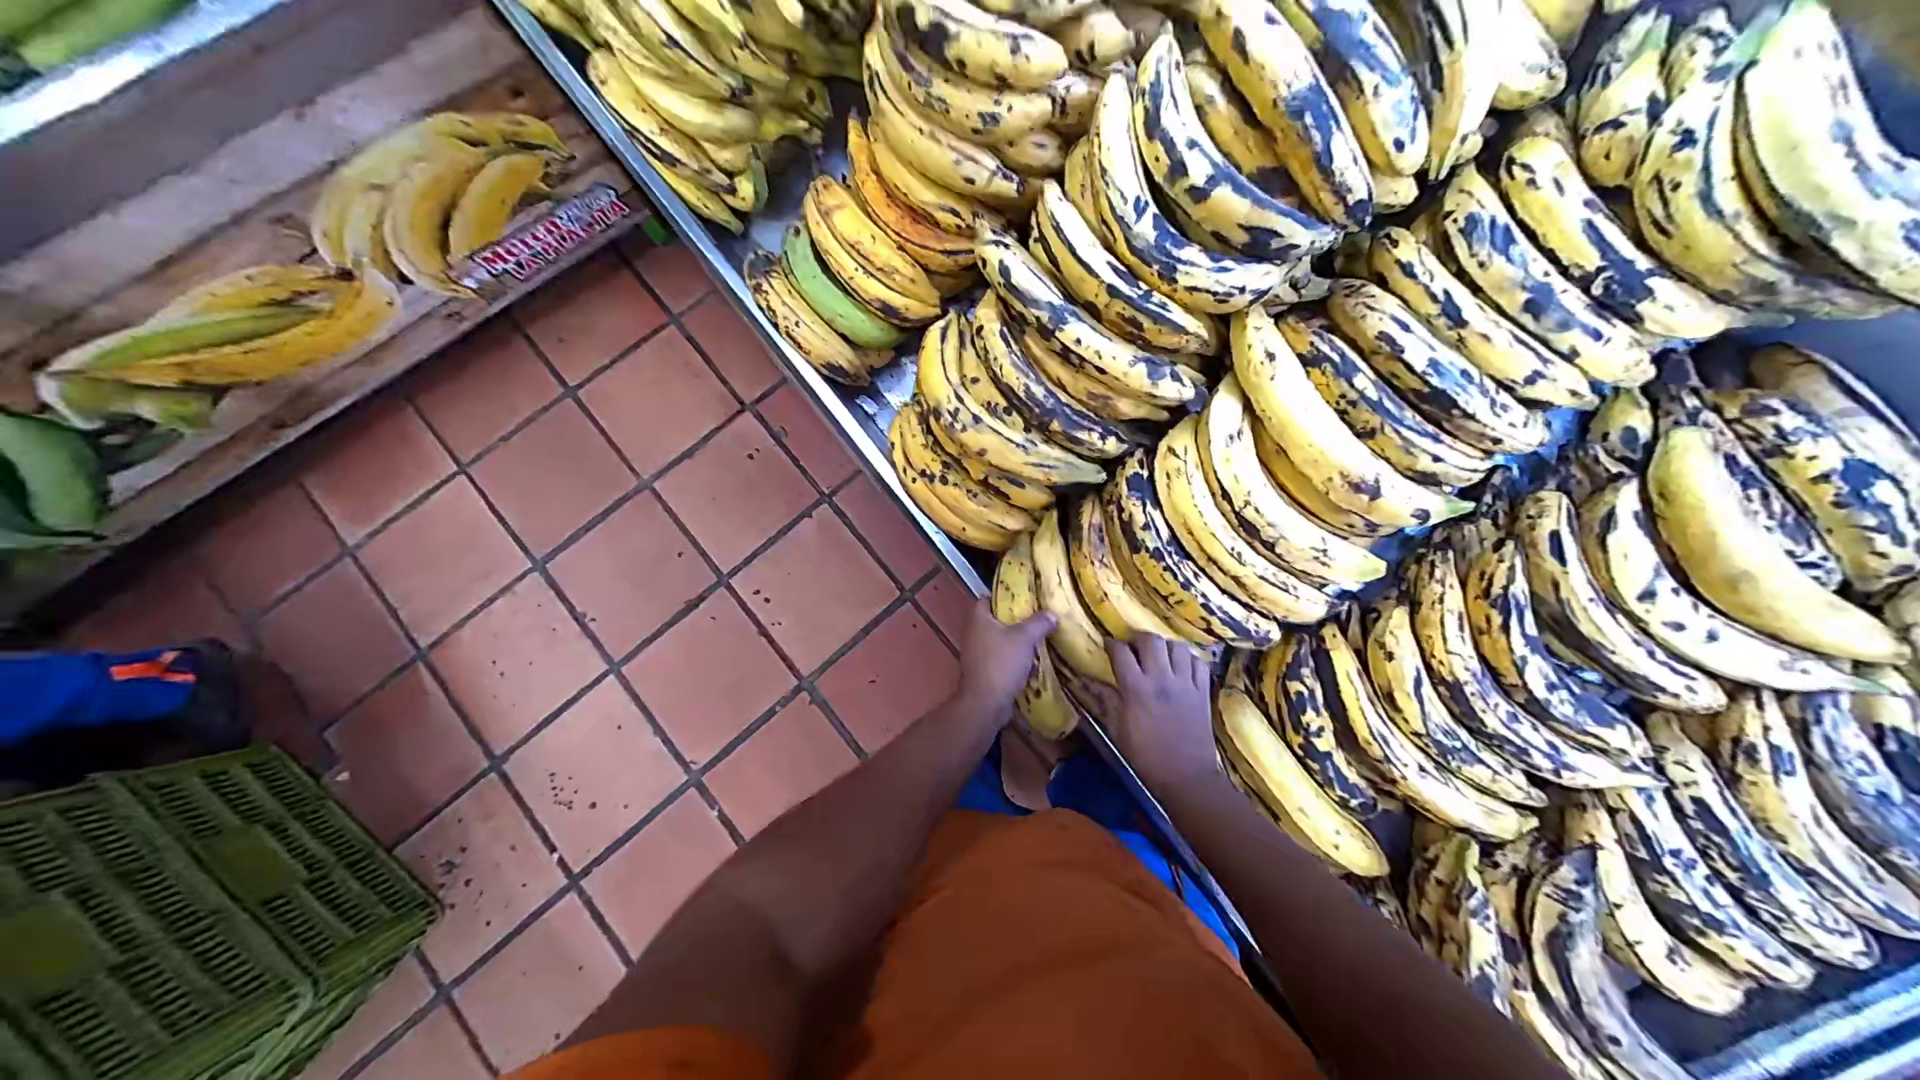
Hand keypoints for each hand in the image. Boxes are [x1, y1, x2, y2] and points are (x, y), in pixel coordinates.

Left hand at [955, 599, 1055, 722]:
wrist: (986, 702)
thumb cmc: (1002, 663)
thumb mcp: (1025, 638)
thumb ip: (1038, 623)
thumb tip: (1052, 614)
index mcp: (978, 619)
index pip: (987, 599)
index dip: (1003, 596)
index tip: (1023, 598)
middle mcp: (973, 634)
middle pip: (995, 621)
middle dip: (1015, 621)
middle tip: (1035, 620)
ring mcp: (975, 654)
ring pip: (999, 641)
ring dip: (1016, 643)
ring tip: (1038, 641)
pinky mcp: (982, 672)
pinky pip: (1000, 659)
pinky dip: (1013, 660)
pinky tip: (1031, 664)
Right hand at [1096, 635, 1218, 791]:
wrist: (1186, 776)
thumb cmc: (1146, 757)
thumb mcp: (1117, 730)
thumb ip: (1106, 701)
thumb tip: (1089, 681)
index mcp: (1136, 689)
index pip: (1121, 652)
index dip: (1112, 644)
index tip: (1108, 644)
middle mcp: (1162, 679)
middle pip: (1151, 640)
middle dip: (1139, 637)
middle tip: (1134, 645)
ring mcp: (1186, 683)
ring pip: (1177, 646)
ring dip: (1165, 645)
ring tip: (1158, 653)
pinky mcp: (1204, 691)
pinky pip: (1198, 662)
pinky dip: (1188, 658)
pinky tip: (1180, 665)